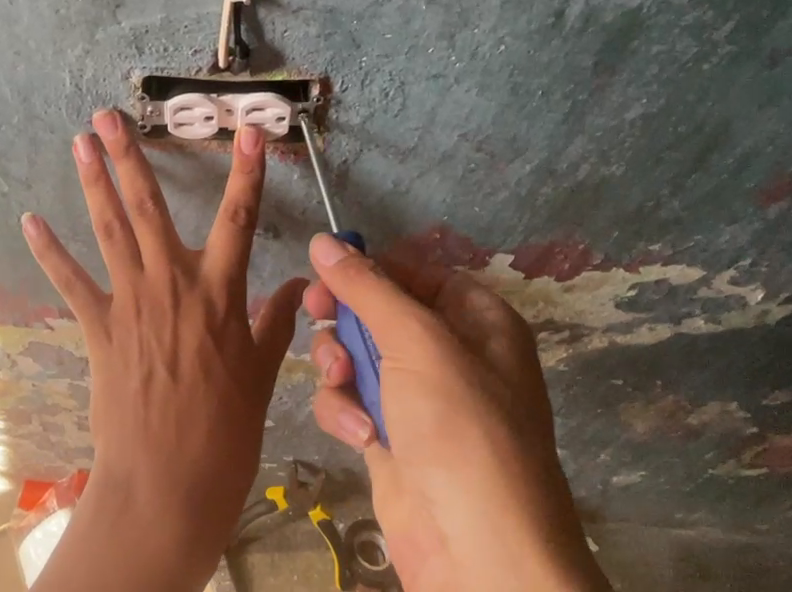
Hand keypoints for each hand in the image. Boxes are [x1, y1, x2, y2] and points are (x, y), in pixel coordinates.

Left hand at [21, 110, 306, 591]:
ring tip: (79, 142)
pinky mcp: (98, 326)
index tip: (245, 131)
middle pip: (149, 209)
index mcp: (219, 293)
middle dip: (130, 157)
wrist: (169, 479)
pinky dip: (49, 251)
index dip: (244, 173)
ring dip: (93, 183)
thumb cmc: (226, 428)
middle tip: (108, 117)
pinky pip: (71, 281)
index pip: (238, 220)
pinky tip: (30, 219)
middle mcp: (172, 284)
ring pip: (109, 230)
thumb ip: (277, 321)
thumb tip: (300, 285)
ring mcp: (131, 302)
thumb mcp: (263, 373)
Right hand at [305, 234, 609, 591]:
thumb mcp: (416, 341)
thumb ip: (366, 287)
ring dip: (339, 366)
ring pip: (357, 355)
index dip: (372, 269)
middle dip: (344, 318)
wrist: (478, 552)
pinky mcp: (392, 437)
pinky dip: (346, 411)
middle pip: (378, 311)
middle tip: (313, 314)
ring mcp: (420, 399)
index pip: (416, 272)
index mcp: (478, 321)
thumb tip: (324, 238)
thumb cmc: (460, 428)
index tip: (327, 270)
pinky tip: (358, 435)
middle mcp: (451, 354)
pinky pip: (352, 400)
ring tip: (343, 385)